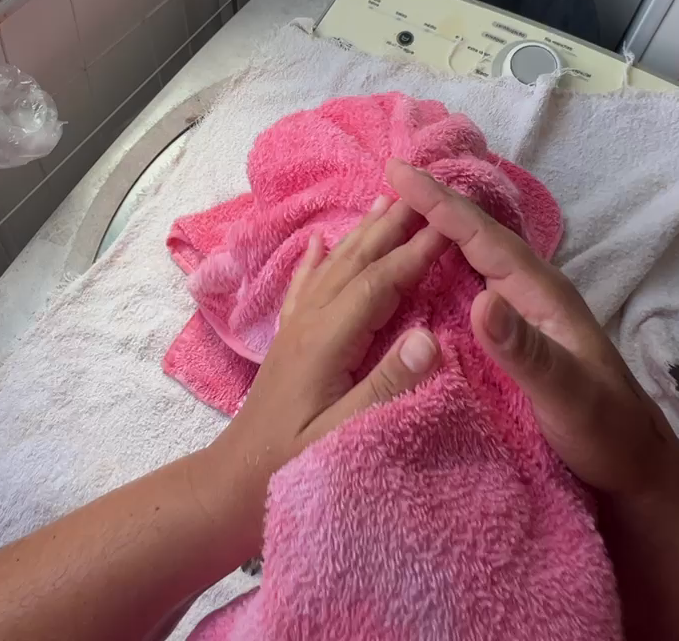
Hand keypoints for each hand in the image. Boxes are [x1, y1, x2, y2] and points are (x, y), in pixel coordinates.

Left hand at [205, 195, 447, 511]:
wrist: (231, 484)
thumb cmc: (291, 466)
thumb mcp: (343, 436)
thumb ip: (387, 387)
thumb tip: (431, 336)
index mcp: (327, 339)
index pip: (379, 283)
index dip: (414, 252)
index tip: (448, 225)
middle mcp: (309, 321)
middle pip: (354, 262)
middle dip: (390, 226)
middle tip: (422, 193)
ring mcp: (295, 327)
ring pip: (332, 266)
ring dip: (361, 233)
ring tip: (384, 201)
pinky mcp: (288, 339)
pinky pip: (303, 287)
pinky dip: (314, 259)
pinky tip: (317, 241)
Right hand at [386, 158, 678, 500]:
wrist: (633, 468)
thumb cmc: (606, 431)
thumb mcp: (568, 395)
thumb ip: (526, 351)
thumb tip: (479, 301)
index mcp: (539, 290)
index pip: (480, 236)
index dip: (438, 202)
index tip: (397, 171)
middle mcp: (527, 289)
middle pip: (472, 234)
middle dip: (431, 202)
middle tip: (388, 176)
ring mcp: (519, 309)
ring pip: (469, 255)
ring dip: (433, 227)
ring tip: (393, 209)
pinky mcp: (510, 331)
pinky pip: (466, 282)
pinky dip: (437, 263)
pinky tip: (418, 266)